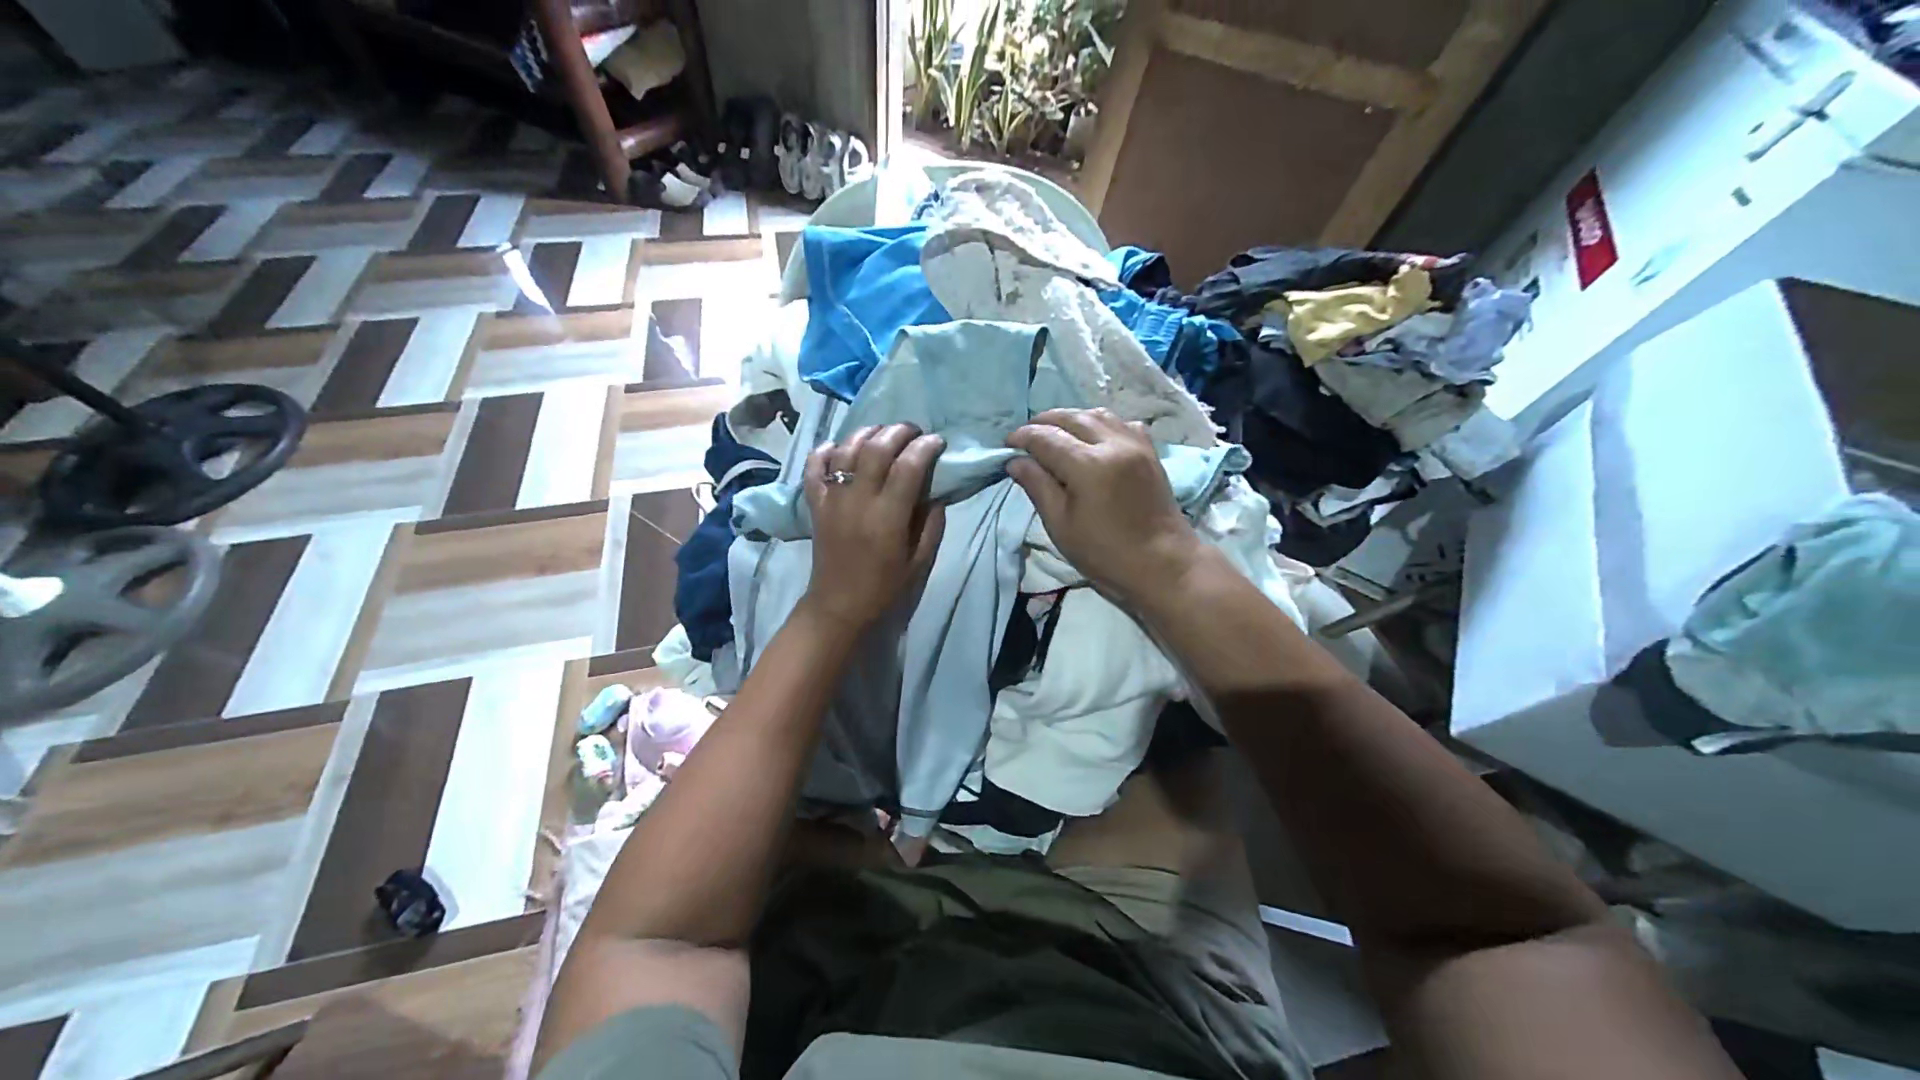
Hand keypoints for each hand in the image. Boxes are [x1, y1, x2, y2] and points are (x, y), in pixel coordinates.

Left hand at [800, 424, 946, 630]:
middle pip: (876, 448)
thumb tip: (935, 492)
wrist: (838, 606)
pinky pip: (815, 467)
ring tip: (883, 432)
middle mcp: (858, 500)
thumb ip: (931, 524)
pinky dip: (826, 450)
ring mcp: (833, 499)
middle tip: (914, 432)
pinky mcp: (815, 504)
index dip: (925, 447)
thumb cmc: (884, 588)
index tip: (937, 442)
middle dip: (899, 431)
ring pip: (846, 450)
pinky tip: (839, 446)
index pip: (908, 466)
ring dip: (867, 433)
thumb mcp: (919, 562)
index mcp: (888, 517)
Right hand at [1006, 408, 1205, 603]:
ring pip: (1097, 414)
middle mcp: (1113, 443)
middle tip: (1026, 436)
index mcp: (1088, 465)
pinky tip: (1092, 438)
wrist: (1163, 565)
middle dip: (1043, 422)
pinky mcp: (1150, 451)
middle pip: (1071, 418)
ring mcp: (1135, 444)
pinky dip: (1100, 423)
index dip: (1022, 437)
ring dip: (1072, 418)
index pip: (1045, 437)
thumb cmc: (1105, 554)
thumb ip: (1038, 487)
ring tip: (1055, 433)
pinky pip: (1121, 423)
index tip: (1006, 445)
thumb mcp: (1061, 526)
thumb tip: (1016, 461)